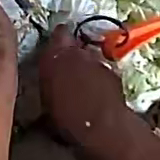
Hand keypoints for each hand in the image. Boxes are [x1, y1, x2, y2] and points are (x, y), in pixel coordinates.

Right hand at [38, 28, 141, 154]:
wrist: (101, 126)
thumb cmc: (64, 116)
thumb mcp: (45, 101)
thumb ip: (47, 84)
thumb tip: (47, 89)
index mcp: (55, 55)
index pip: (59, 33)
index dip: (59, 39)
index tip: (56, 48)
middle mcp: (77, 53)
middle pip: (76, 46)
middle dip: (72, 56)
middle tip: (67, 72)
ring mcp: (98, 62)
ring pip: (91, 59)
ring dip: (87, 69)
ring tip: (84, 87)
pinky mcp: (114, 74)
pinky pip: (104, 73)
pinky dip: (100, 80)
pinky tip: (97, 96)